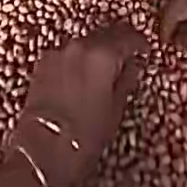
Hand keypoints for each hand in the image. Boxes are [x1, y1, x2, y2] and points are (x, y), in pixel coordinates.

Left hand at [15, 21, 146, 186]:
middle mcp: (80, 45)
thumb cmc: (85, 136)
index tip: (145, 50)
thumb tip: (131, 65)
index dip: (139, 42)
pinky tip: (80, 77)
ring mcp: (59, 52)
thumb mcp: (115, 110)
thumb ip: (126, 80)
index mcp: (103, 55)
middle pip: (104, 35)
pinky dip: (77, 60)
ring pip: (84, 44)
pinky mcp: (43, 62)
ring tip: (103, 71)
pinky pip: (67, 54)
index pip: (127, 37)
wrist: (42, 151)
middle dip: (117, 44)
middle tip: (127, 58)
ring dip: (96, 52)